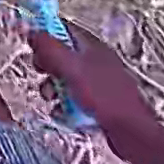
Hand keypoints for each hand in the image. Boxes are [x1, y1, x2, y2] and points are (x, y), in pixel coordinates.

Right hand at [27, 23, 163, 151]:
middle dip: (46, 63)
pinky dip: (65, 102)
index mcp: (92, 46)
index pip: (62, 27)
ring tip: (50, 97)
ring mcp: (99, 82)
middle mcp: (97, 60)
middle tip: (40, 71)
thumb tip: (32, 32)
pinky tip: (63, 112)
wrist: (134, 136)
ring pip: (65, 76)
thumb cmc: (104, 98)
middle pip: (61, 52)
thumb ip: (49, 47)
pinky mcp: (100, 101)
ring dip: (52, 85)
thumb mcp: (71, 67)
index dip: (44, 31)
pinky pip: (74, 95)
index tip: (30, 42)